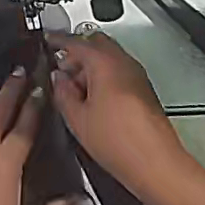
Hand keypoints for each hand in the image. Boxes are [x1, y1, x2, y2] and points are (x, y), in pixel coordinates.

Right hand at [49, 31, 196, 196]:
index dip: (58, 40)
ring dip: (91, 65)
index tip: (49, 41)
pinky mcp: (144, 90)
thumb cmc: (122, 143)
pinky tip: (93, 100)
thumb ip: (62, 92)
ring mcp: (137, 76)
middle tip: (60, 67)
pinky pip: (119, 71)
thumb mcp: (77, 118)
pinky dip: (104, 76)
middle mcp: (124, 64)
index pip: (77, 42)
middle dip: (77, 52)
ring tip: (74, 88)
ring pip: (109, 57)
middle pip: (96, 43)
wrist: (156, 165)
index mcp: (105, 64)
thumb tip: (58, 80)